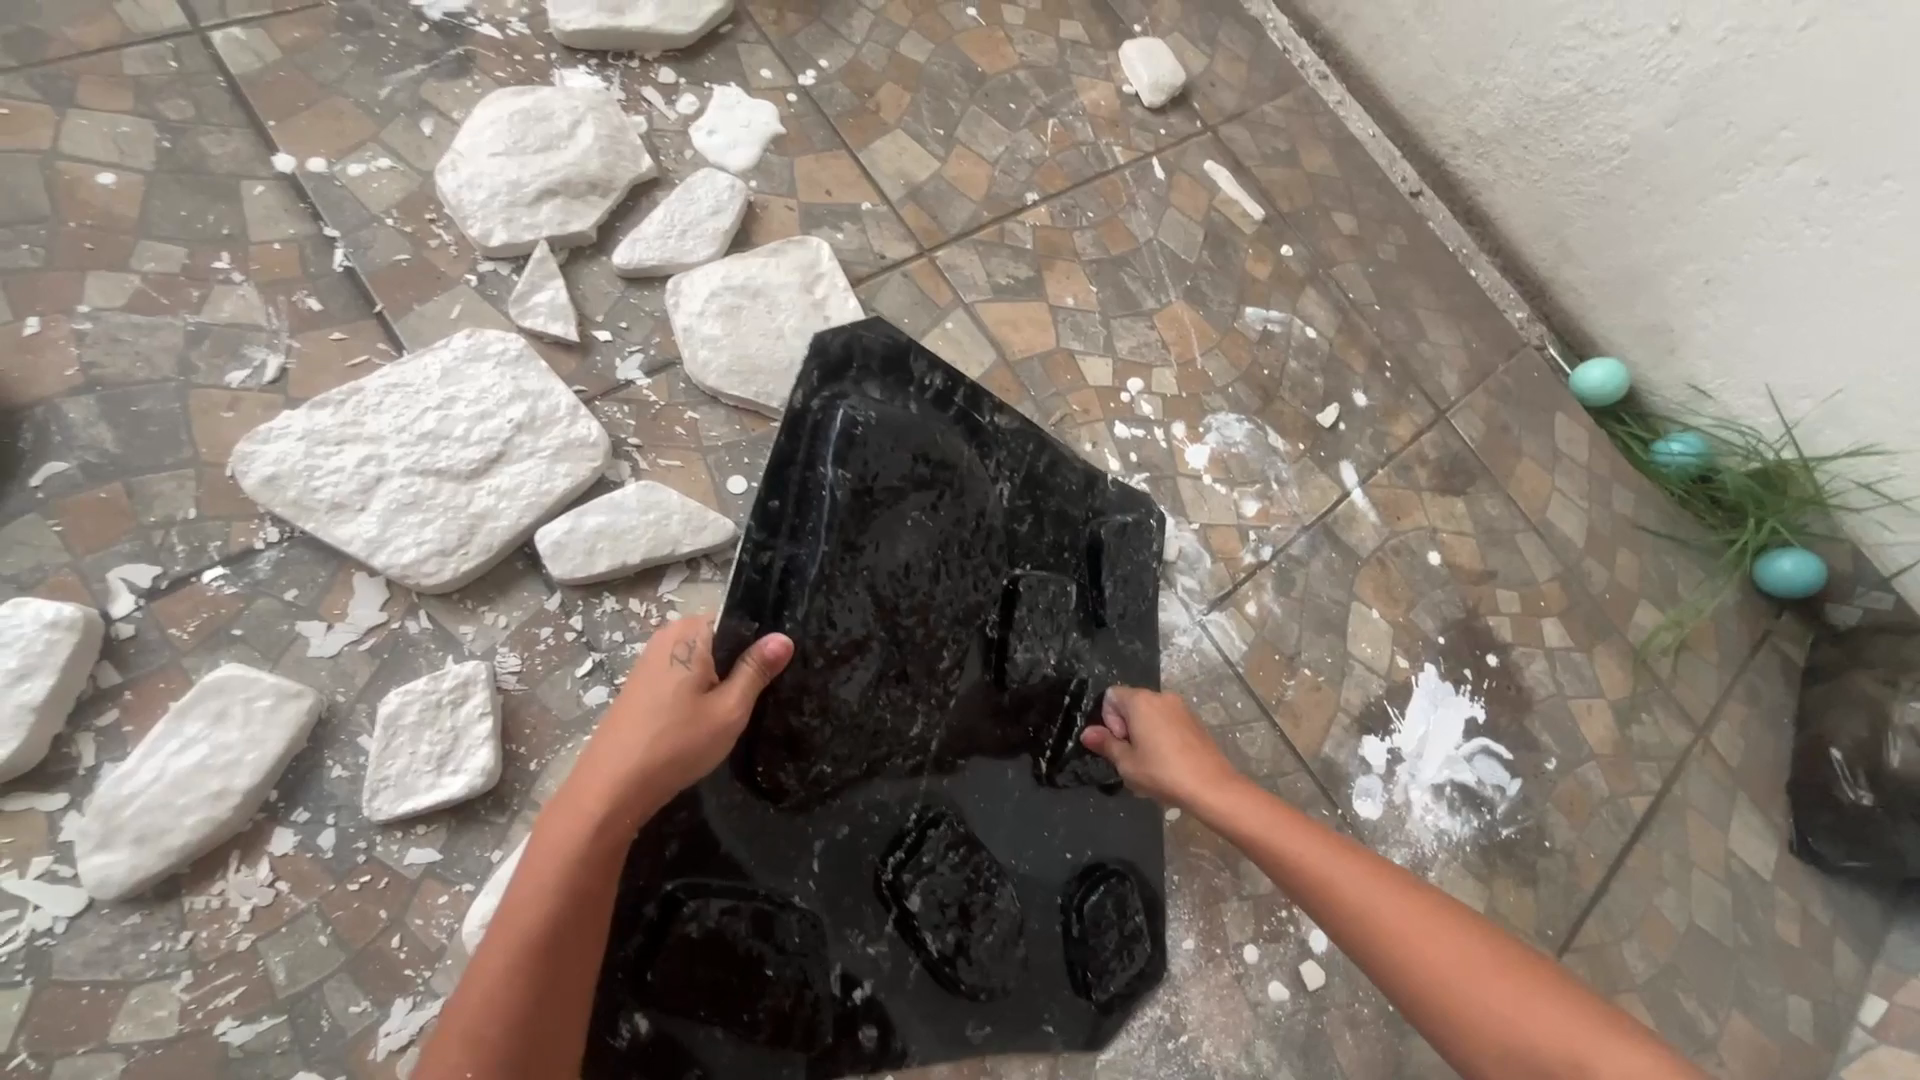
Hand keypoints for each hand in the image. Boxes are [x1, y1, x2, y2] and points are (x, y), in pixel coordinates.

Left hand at [564, 617, 792, 815]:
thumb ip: (756, 670)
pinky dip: (701, 692)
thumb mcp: (729, 708)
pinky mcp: (643, 684)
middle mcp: (667, 636)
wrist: (612, 787)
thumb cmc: (677, 743)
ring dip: (721, 681)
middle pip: (720, 640)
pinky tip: (708, 719)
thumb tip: (784, 638)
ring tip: (738, 709)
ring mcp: (651, 660)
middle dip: (741, 663)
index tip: (775, 671)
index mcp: (690, 632)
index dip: (760, 644)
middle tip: (762, 695)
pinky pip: (684, 675)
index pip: (738, 620)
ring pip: (702, 661)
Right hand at [1080, 686, 1243, 808]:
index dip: (1108, 719)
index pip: (1111, 696)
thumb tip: (1087, 733)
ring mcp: (1181, 708)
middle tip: (1133, 757)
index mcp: (1141, 701)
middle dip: (1125, 727)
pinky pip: (1167, 721)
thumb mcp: (1126, 763)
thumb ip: (1105, 744)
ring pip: (1150, 714)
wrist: (1211, 787)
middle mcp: (1161, 697)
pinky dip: (1161, 735)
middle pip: (1131, 703)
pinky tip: (1168, 762)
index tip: (1121, 743)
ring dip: (1143, 733)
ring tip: (1150, 763)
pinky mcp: (1195, 721)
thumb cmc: (1162, 773)